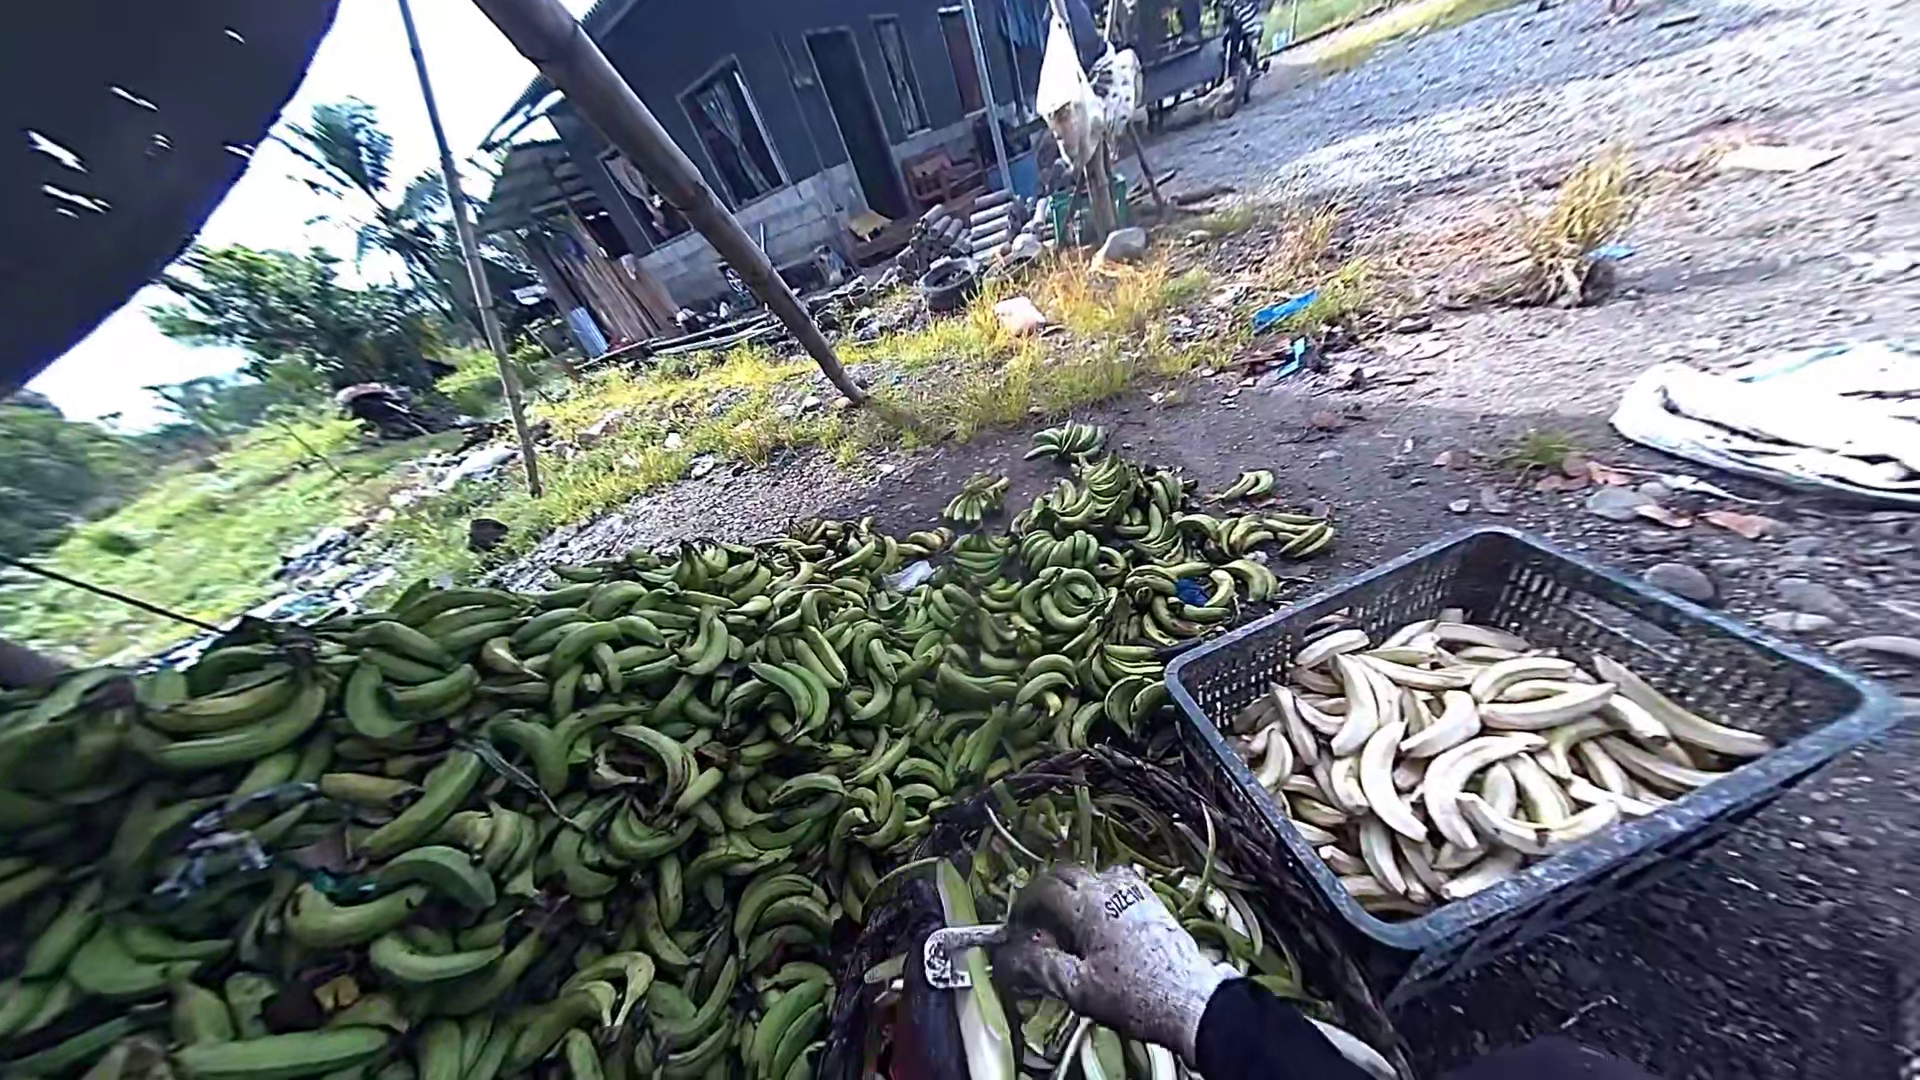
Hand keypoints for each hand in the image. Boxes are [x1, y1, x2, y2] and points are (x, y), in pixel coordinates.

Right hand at [990, 864, 1231, 1063]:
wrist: (1190, 998)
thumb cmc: (1134, 995)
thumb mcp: (1081, 989)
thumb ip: (1044, 964)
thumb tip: (1016, 951)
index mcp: (1083, 905)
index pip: (1042, 890)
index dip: (1025, 903)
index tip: (1019, 921)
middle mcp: (1103, 887)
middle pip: (1063, 872)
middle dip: (1045, 888)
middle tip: (1038, 914)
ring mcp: (1127, 887)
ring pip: (1089, 872)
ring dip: (1072, 886)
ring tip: (1068, 913)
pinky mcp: (1147, 895)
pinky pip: (1114, 878)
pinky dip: (1099, 887)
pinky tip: (1102, 910)